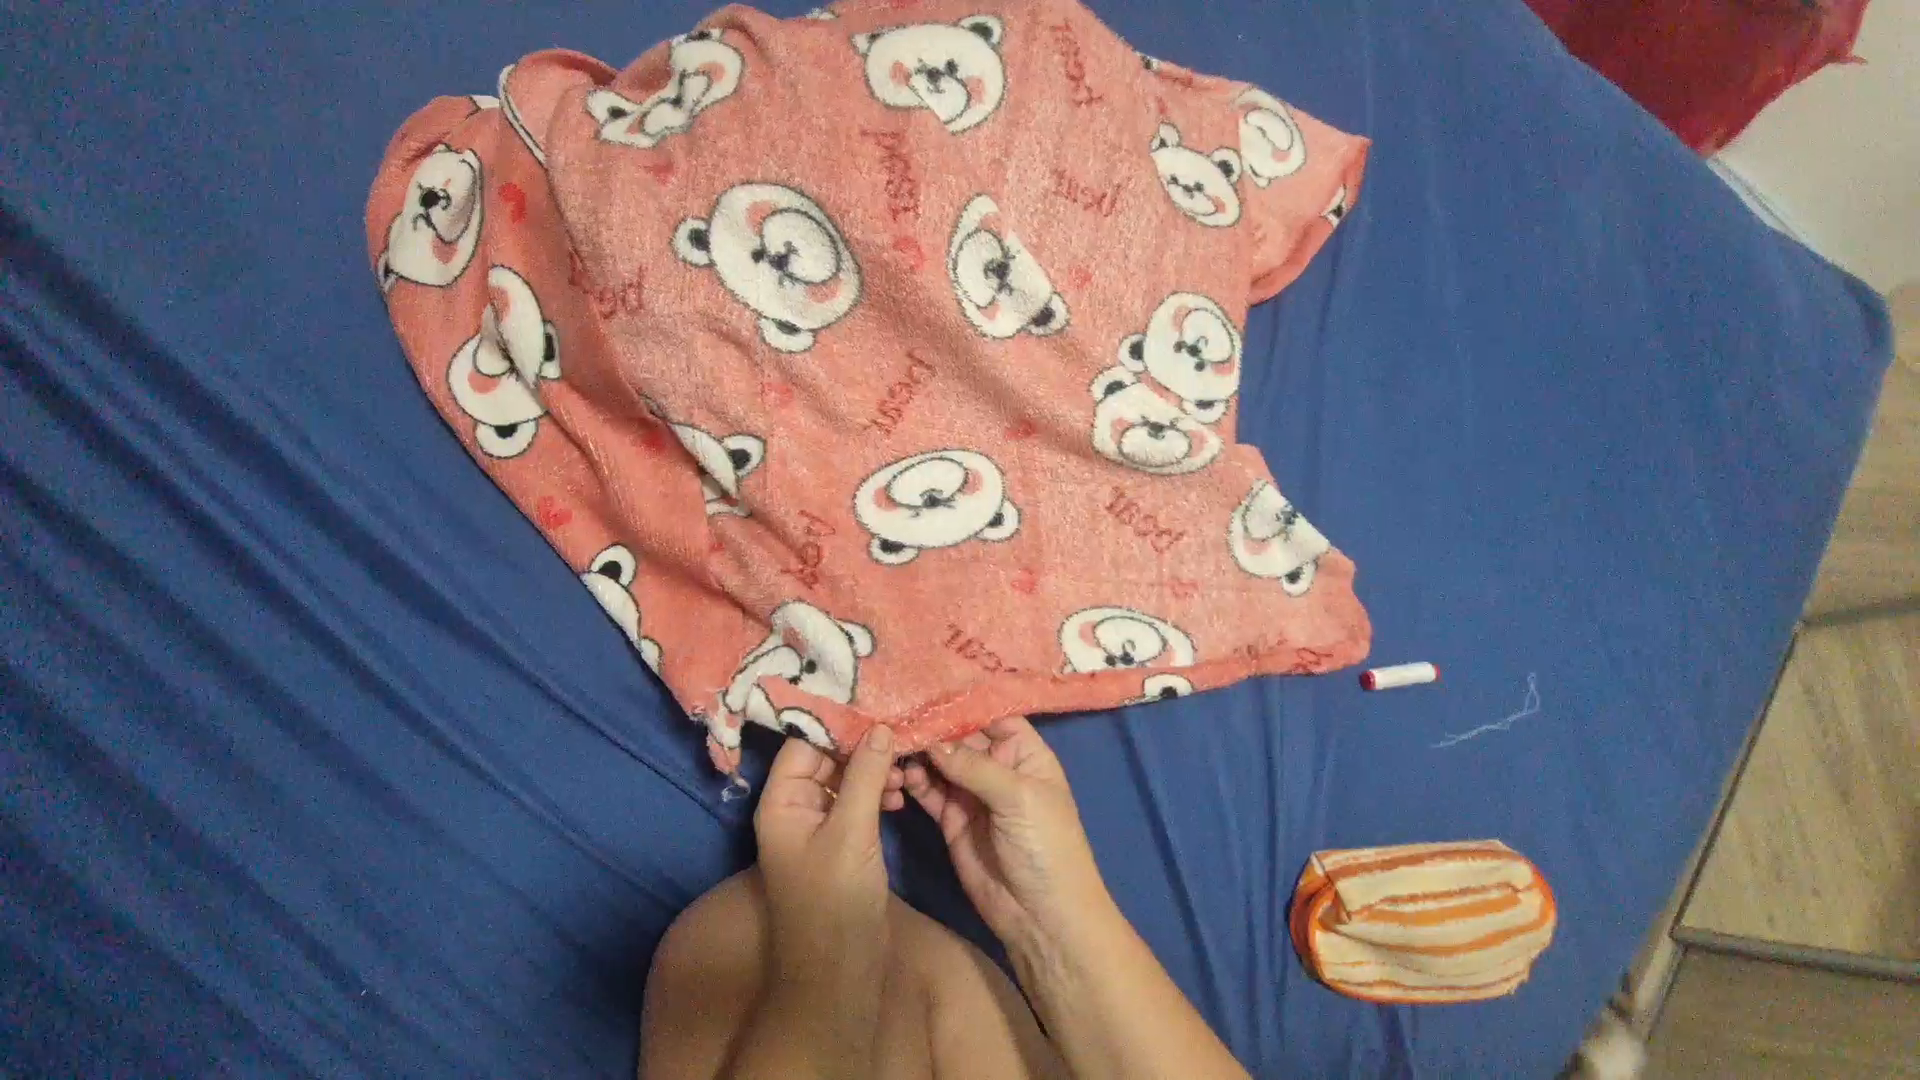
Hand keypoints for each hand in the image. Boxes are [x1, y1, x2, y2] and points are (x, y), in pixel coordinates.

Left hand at [752, 726, 904, 978]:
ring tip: (904, 773)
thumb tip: (881, 726)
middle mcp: (796, 806)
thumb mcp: (851, 833)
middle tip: (901, 733)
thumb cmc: (836, 901)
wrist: (840, 975)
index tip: (876, 701)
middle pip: (827, 756)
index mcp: (782, 801)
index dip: (838, 721)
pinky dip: (879, 792)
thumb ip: (865, 776)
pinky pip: (857, 800)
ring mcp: (819, 824)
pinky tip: (902, 795)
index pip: (805, 742)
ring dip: (875, 769)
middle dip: (863, 744)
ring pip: (846, 777)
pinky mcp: (842, 840)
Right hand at [901, 716, 1109, 953]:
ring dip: (917, 752)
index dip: (960, 702)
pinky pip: (928, 790)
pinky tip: (896, 772)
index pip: (990, 714)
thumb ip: (974, 766)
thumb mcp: (1018, 797)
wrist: (1042, 917)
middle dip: (931, 724)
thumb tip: (931, 740)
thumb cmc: (1046, 846)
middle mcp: (997, 765)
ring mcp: (972, 792)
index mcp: (1024, 751)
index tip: (923, 686)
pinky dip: (913, 780)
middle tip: (894, 709)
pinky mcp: (951, 818)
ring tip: (890, 741)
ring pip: (940, 761)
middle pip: (959, 735)